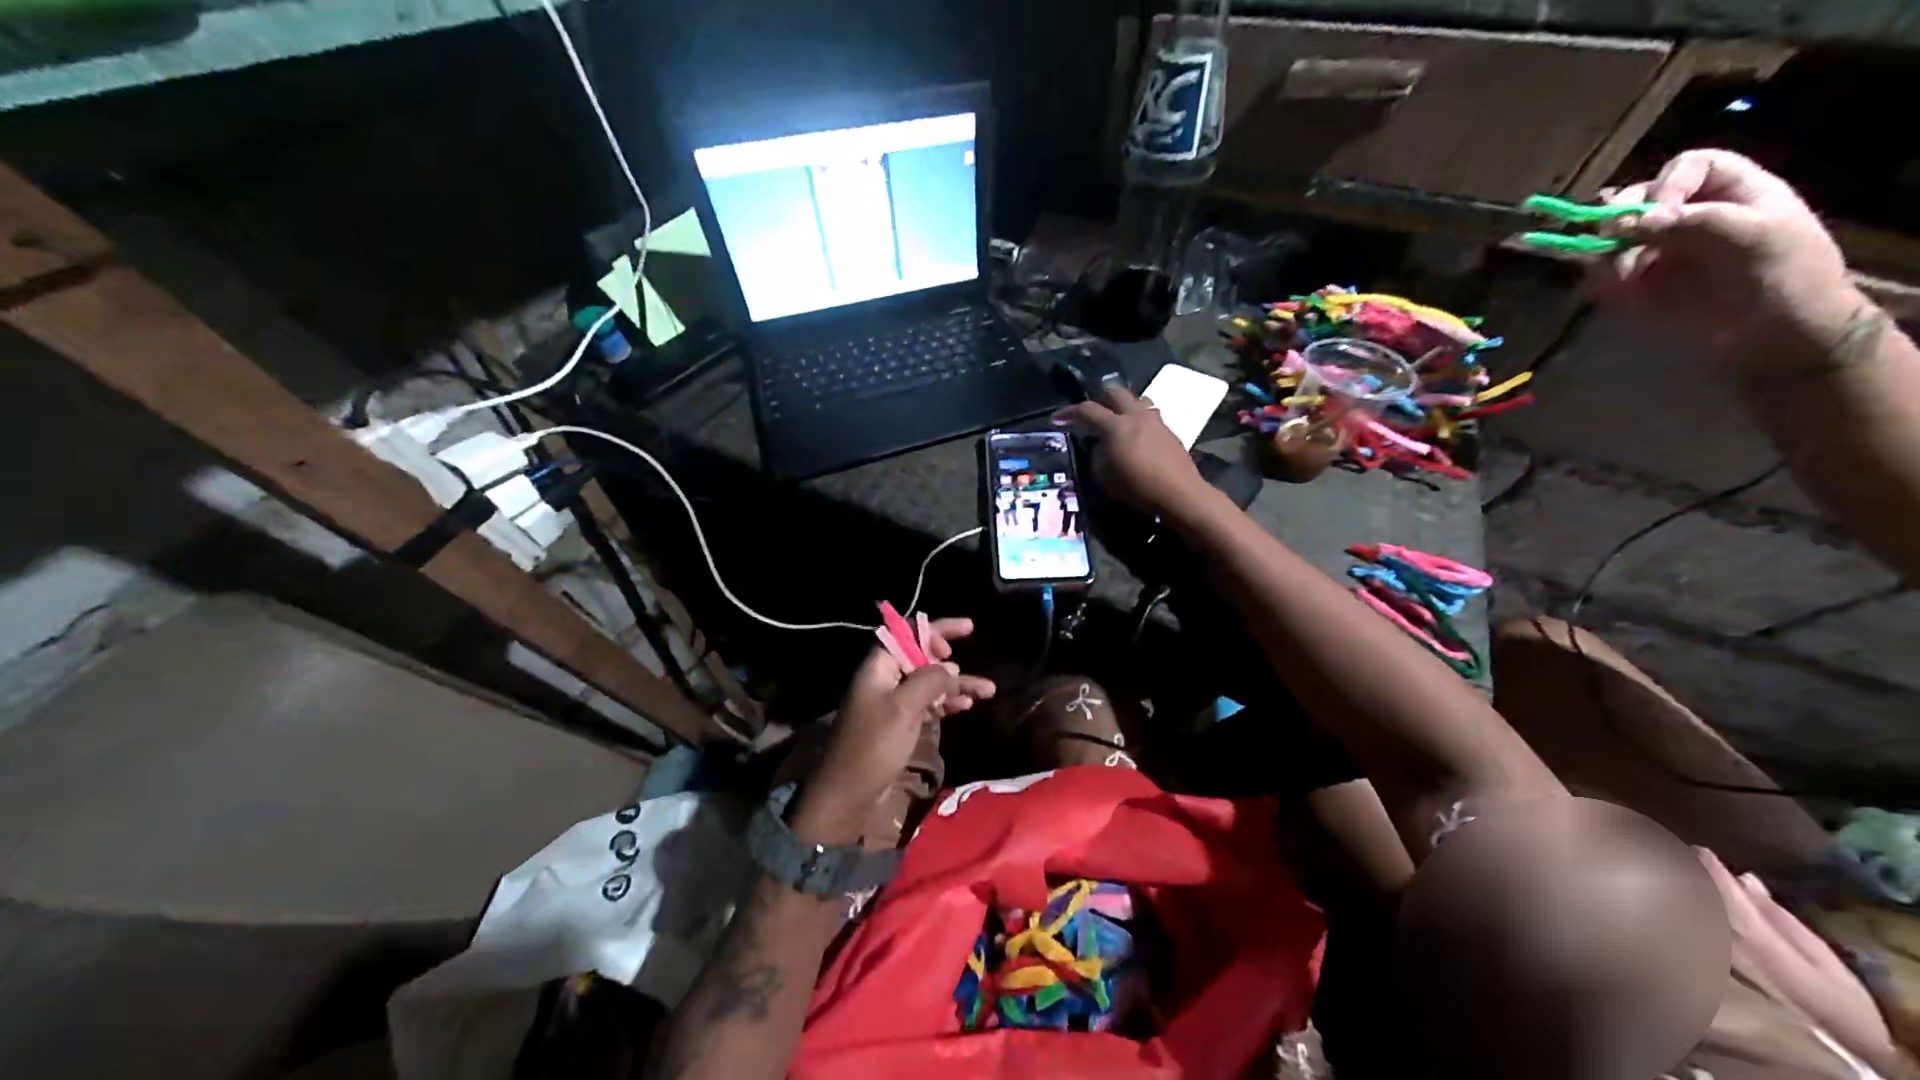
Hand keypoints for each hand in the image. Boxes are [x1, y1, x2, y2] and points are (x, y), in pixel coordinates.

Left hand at [789, 618, 994, 843]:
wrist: (848, 793)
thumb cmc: (873, 745)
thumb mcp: (903, 708)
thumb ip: (929, 681)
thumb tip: (951, 667)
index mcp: (878, 667)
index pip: (908, 633)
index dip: (936, 629)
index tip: (967, 630)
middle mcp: (885, 679)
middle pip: (921, 656)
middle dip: (950, 658)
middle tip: (970, 664)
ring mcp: (892, 702)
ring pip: (929, 682)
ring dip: (956, 684)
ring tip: (988, 690)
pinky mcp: (899, 724)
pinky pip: (927, 703)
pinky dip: (946, 702)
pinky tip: (966, 705)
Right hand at [1053, 386, 1209, 519]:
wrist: (1179, 494)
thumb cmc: (1138, 488)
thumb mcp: (1105, 477)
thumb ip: (1097, 456)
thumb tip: (1099, 447)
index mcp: (1116, 426)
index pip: (1088, 410)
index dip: (1069, 412)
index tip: (1057, 418)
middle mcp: (1136, 416)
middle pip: (1116, 392)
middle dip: (1100, 398)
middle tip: (1092, 413)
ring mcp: (1156, 421)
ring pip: (1137, 400)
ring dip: (1123, 406)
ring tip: (1117, 421)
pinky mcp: (1169, 431)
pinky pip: (1150, 415)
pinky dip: (1139, 420)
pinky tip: (1137, 437)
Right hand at [1594, 149, 1866, 372]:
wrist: (1773, 335)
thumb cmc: (1784, 277)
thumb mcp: (1757, 237)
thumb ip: (1700, 221)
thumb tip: (1636, 221)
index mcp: (1728, 191)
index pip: (1688, 166)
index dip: (1667, 184)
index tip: (1658, 216)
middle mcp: (1686, 215)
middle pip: (1637, 198)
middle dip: (1621, 218)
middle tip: (1616, 241)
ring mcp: (1656, 250)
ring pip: (1610, 238)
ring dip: (1606, 253)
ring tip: (1622, 278)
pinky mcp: (1634, 285)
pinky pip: (1600, 275)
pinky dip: (1597, 281)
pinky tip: (1612, 293)